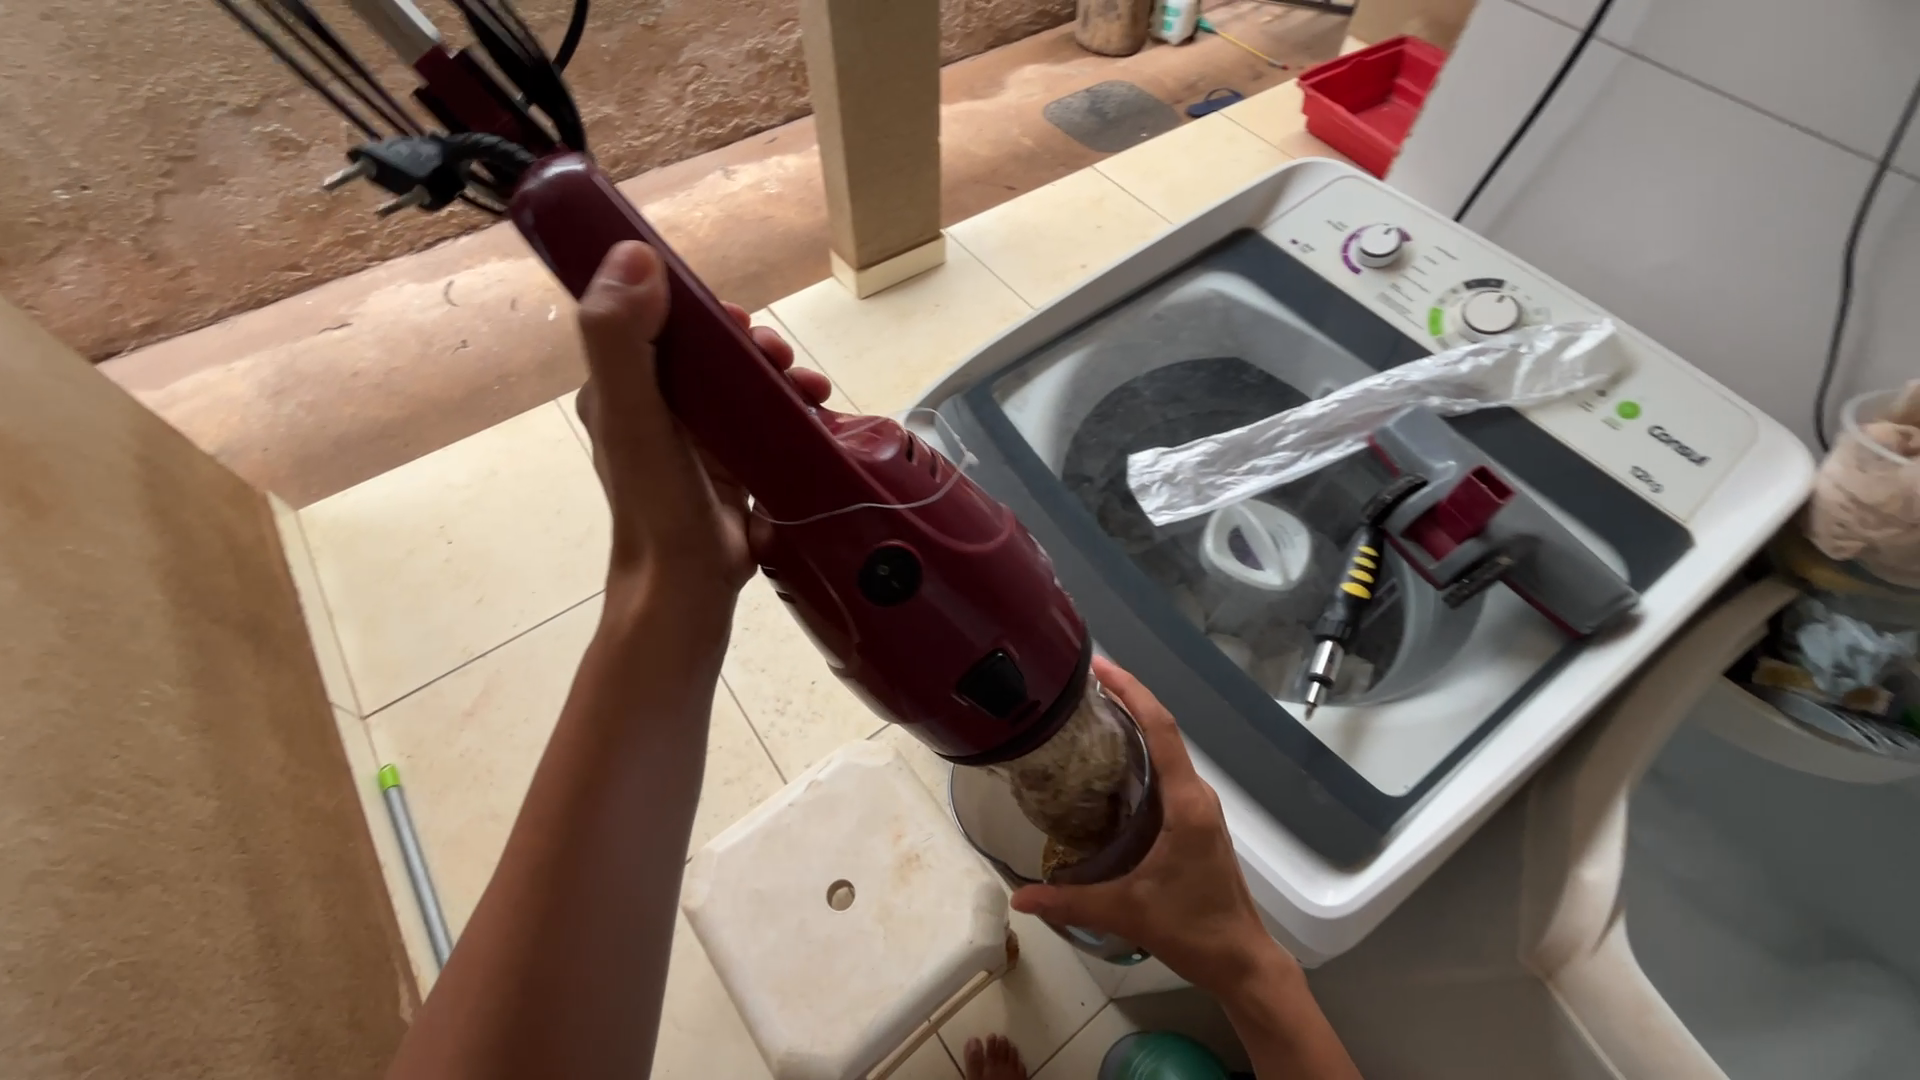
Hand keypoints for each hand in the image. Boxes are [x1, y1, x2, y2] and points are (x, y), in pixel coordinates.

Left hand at [573, 241, 832, 611]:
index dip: (702, 311)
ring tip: (814, 392)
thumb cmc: (660, 503)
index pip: (660, 325)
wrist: (688, 587)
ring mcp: (695, 441)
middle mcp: (656, 409)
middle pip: (711, 355)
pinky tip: (815, 418)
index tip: (743, 322)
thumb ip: (620, 340)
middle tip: (785, 360)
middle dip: (754, 348)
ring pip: (741, 387)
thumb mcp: (633, 418)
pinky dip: (789, 413)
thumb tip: (636, 253)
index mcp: (621, 388)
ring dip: (779, 378)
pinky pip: (761, 423)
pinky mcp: (730, 468)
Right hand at [1010, 656, 1295, 998]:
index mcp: (1185, 803)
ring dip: (1133, 724)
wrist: (1242, 961)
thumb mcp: (1126, 912)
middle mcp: (1195, 794)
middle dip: (1126, 699)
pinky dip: (1140, 751)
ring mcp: (1198, 805)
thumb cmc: (1193, 930)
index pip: (1161, 729)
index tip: (1100, 667)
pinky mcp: (1195, 818)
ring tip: (1089, 712)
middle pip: (1162, 729)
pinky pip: (1166, 769)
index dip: (1132, 691)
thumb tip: (1018, 897)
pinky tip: (1110, 761)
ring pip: (1165, 748)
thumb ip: (1069, 902)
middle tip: (1081, 685)